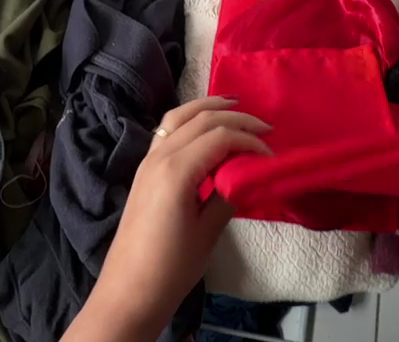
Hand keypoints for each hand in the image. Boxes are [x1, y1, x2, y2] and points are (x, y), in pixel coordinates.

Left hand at [66, 96, 271, 341]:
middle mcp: (160, 155)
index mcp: (176, 170)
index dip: (248, 140)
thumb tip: (246, 174)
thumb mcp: (207, 233)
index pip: (219, 137)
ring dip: (208, 107)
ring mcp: (148, 159)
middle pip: (202, 119)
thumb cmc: (170, 268)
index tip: (271, 154)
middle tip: (263, 127)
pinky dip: (189, 118)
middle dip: (236, 118)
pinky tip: (204, 125)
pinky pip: (167, 129)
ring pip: (180, 116)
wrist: (127, 293)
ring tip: (234, 105)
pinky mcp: (144, 168)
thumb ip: (227, 195)